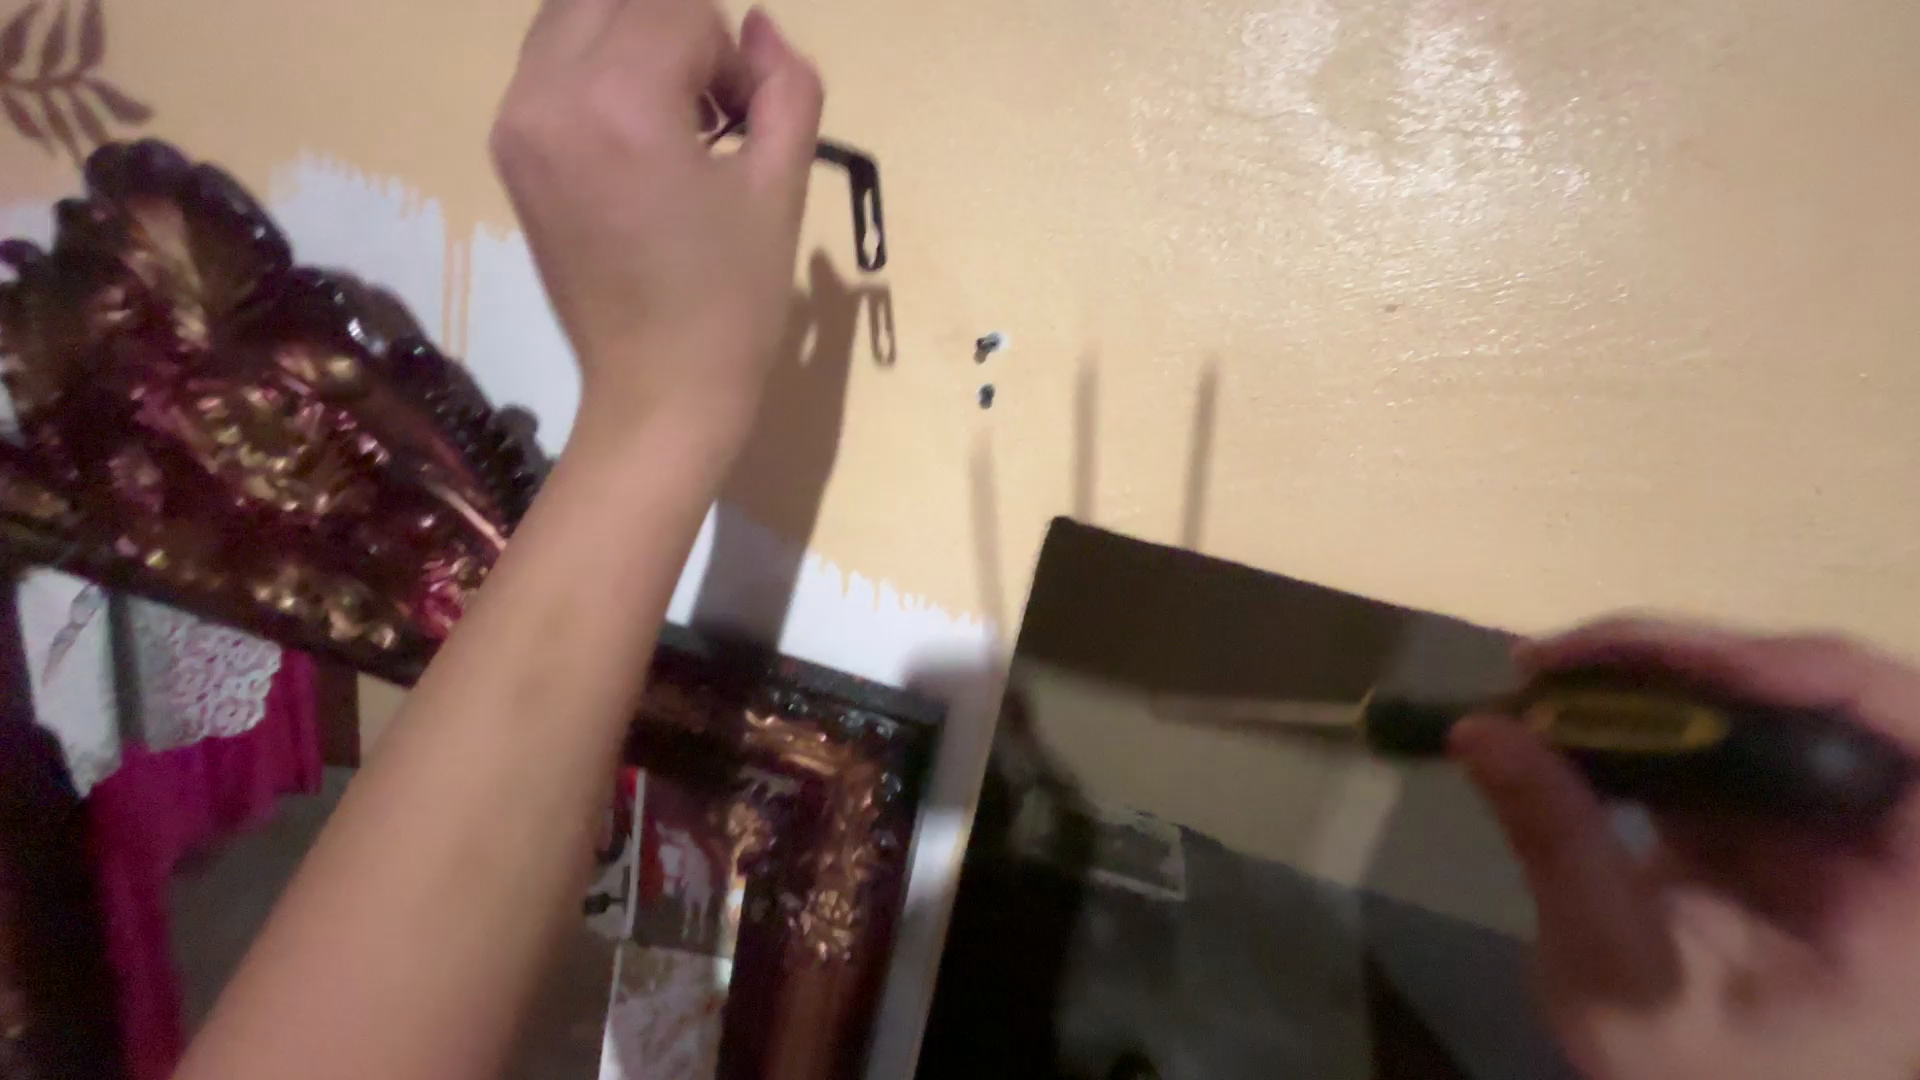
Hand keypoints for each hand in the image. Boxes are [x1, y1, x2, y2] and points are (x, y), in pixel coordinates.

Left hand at [491, 0, 822, 447]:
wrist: (661, 393)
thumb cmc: (733, 308)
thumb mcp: (780, 197)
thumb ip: (788, 93)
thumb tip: (762, 31)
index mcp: (620, 105)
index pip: (680, 11)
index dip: (732, 57)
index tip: (751, 124)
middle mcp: (548, 94)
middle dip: (680, 35)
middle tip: (717, 115)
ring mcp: (517, 123)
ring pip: (575, 18)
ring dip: (637, 45)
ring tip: (679, 128)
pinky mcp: (510, 153)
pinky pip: (550, 66)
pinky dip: (600, 74)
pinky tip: (640, 144)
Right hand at [1451, 617, 1919, 1079]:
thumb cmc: (1688, 1070)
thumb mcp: (1613, 967)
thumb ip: (1556, 842)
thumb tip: (1479, 728)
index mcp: (1906, 888)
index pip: (1897, 733)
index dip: (1782, 671)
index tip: (1641, 662)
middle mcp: (1874, 835)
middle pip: (1810, 694)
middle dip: (1678, 660)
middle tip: (1556, 661)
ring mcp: (1809, 822)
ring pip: (1746, 702)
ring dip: (1640, 678)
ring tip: (1541, 679)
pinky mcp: (1748, 816)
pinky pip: (1695, 734)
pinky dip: (1620, 713)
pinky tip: (1554, 716)